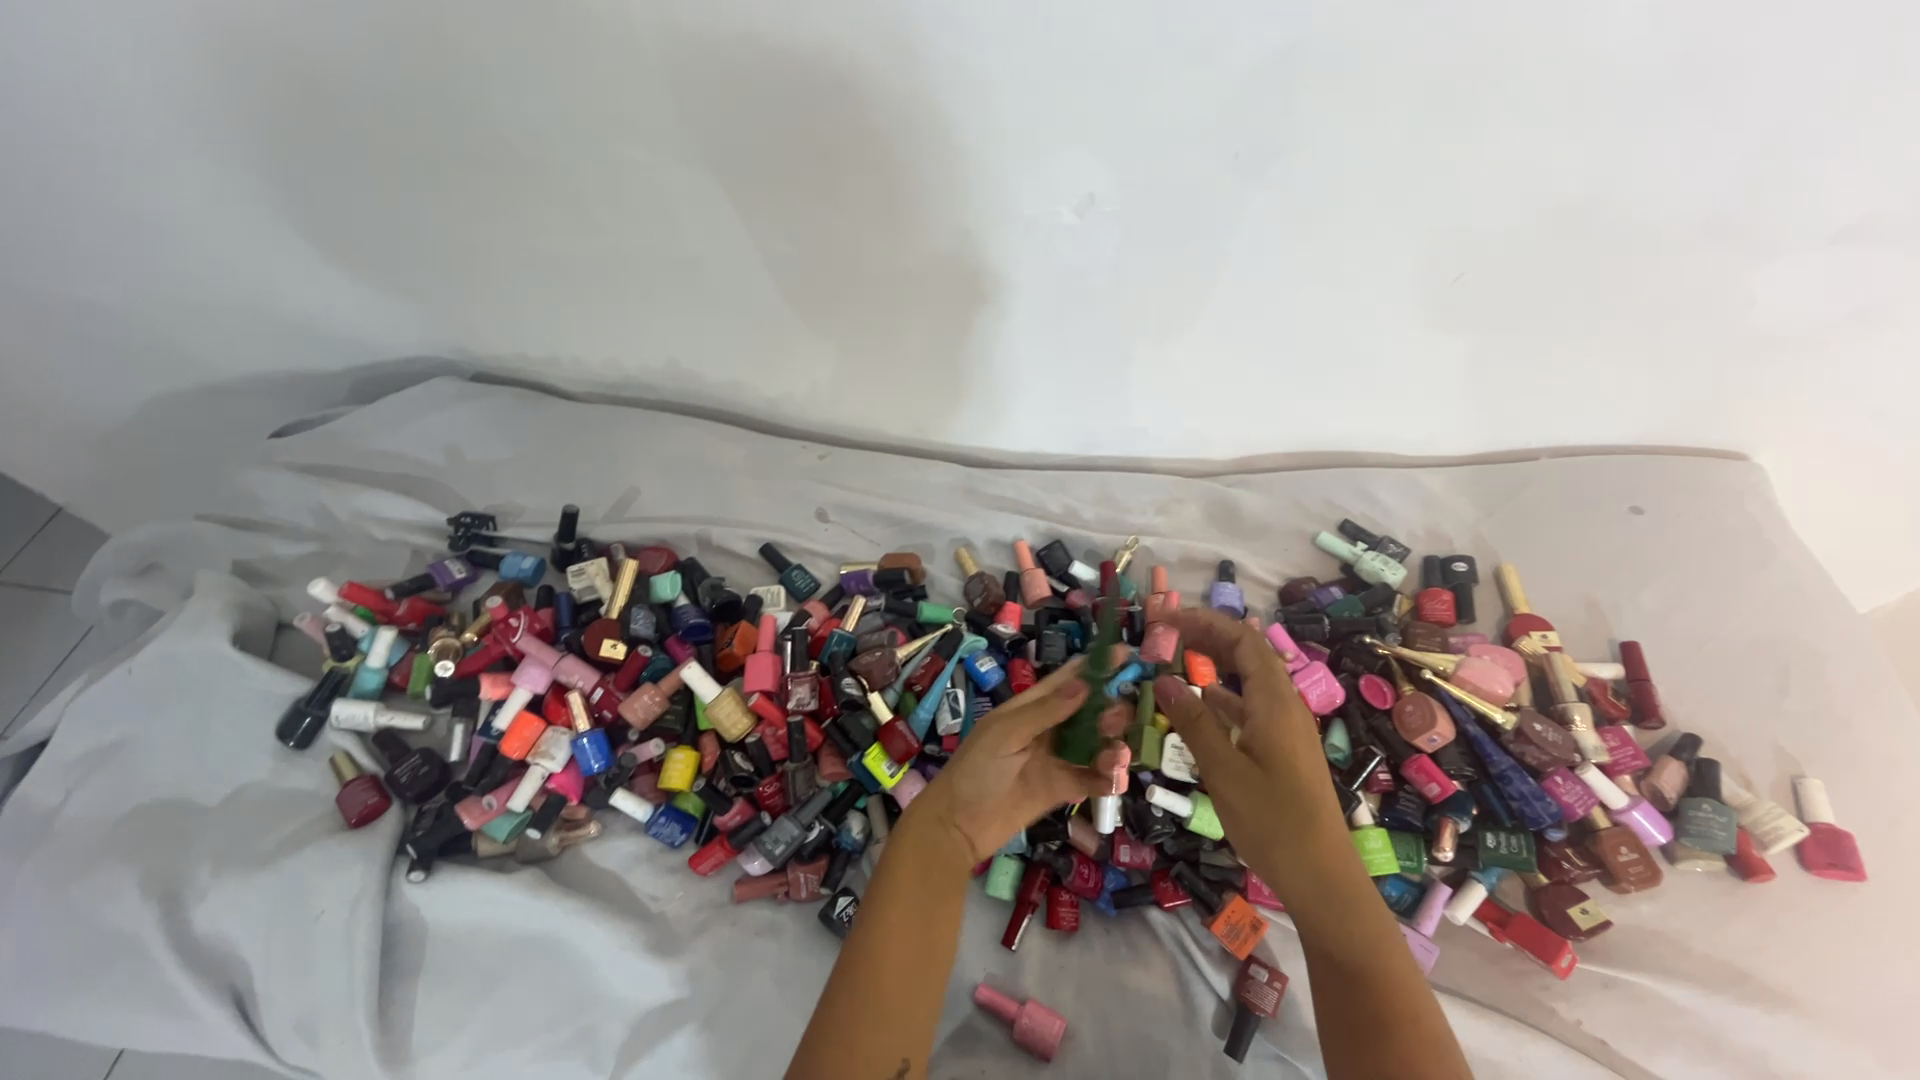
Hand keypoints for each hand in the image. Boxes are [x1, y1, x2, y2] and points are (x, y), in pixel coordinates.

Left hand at [909, 657, 1130, 865]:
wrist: (958, 825)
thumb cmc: (976, 769)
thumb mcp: (1005, 733)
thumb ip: (1045, 711)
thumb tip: (1084, 684)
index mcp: (1030, 708)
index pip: (1067, 680)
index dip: (1095, 667)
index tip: (1125, 654)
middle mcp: (1049, 729)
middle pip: (1090, 711)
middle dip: (1110, 709)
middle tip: (1119, 716)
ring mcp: (1058, 759)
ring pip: (1097, 744)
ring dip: (1113, 743)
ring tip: (1115, 752)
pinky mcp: (1064, 789)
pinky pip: (1094, 778)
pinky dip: (1109, 777)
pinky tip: (1114, 778)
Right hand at [1152, 609, 1353, 903]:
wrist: (1322, 877)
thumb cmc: (1272, 822)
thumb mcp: (1223, 771)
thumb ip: (1193, 722)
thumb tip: (1163, 678)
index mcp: (1274, 703)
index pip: (1242, 640)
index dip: (1204, 621)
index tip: (1164, 618)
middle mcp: (1284, 707)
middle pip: (1247, 654)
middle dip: (1207, 635)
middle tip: (1163, 633)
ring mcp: (1286, 729)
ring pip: (1249, 680)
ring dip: (1214, 664)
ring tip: (1173, 661)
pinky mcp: (1283, 751)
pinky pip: (1251, 707)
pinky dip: (1222, 696)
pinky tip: (1199, 706)